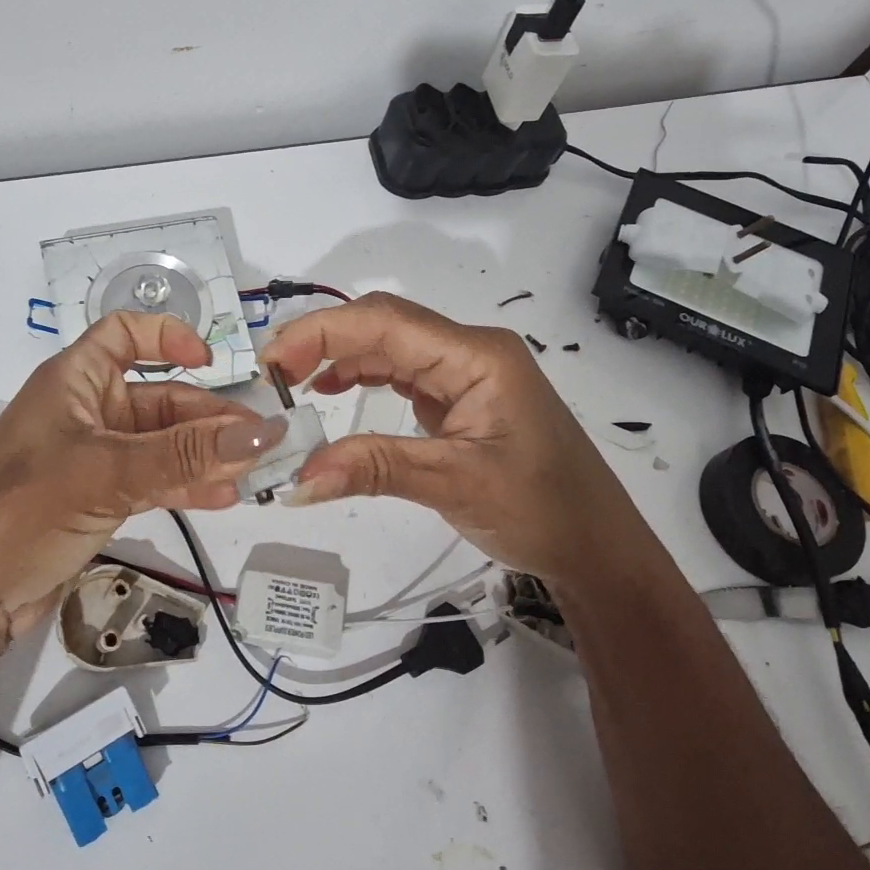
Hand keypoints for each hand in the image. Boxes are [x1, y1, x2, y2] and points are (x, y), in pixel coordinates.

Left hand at [0, 311, 285, 634]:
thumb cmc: (22, 511)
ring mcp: (91, 461)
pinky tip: (223, 497)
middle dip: (208, 419)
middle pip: (158, 399)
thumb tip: (265, 433)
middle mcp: (85, 413)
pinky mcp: (96, 502)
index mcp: (73, 382)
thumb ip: (186, 455)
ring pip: (161, 445)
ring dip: (205, 456)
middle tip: (263, 443)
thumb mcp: (107, 474)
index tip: (212, 363)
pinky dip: (185, 487)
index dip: (168, 338)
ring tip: (254, 474)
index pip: (124, 335)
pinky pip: (152, 482)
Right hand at [260, 292, 623, 577]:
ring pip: (390, 347)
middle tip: (272, 376)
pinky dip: (363, 378)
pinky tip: (333, 391)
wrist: (596, 546)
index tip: (272, 362)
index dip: (322, 333)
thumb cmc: (542, 510)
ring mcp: (466, 373)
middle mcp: (470, 351)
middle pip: (384, 326)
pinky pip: (402, 373)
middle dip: (324, 341)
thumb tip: (297, 478)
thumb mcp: (455, 485)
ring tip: (292, 385)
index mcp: (477, 355)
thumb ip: (375, 469)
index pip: (385, 323)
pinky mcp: (460, 398)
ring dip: (340, 358)